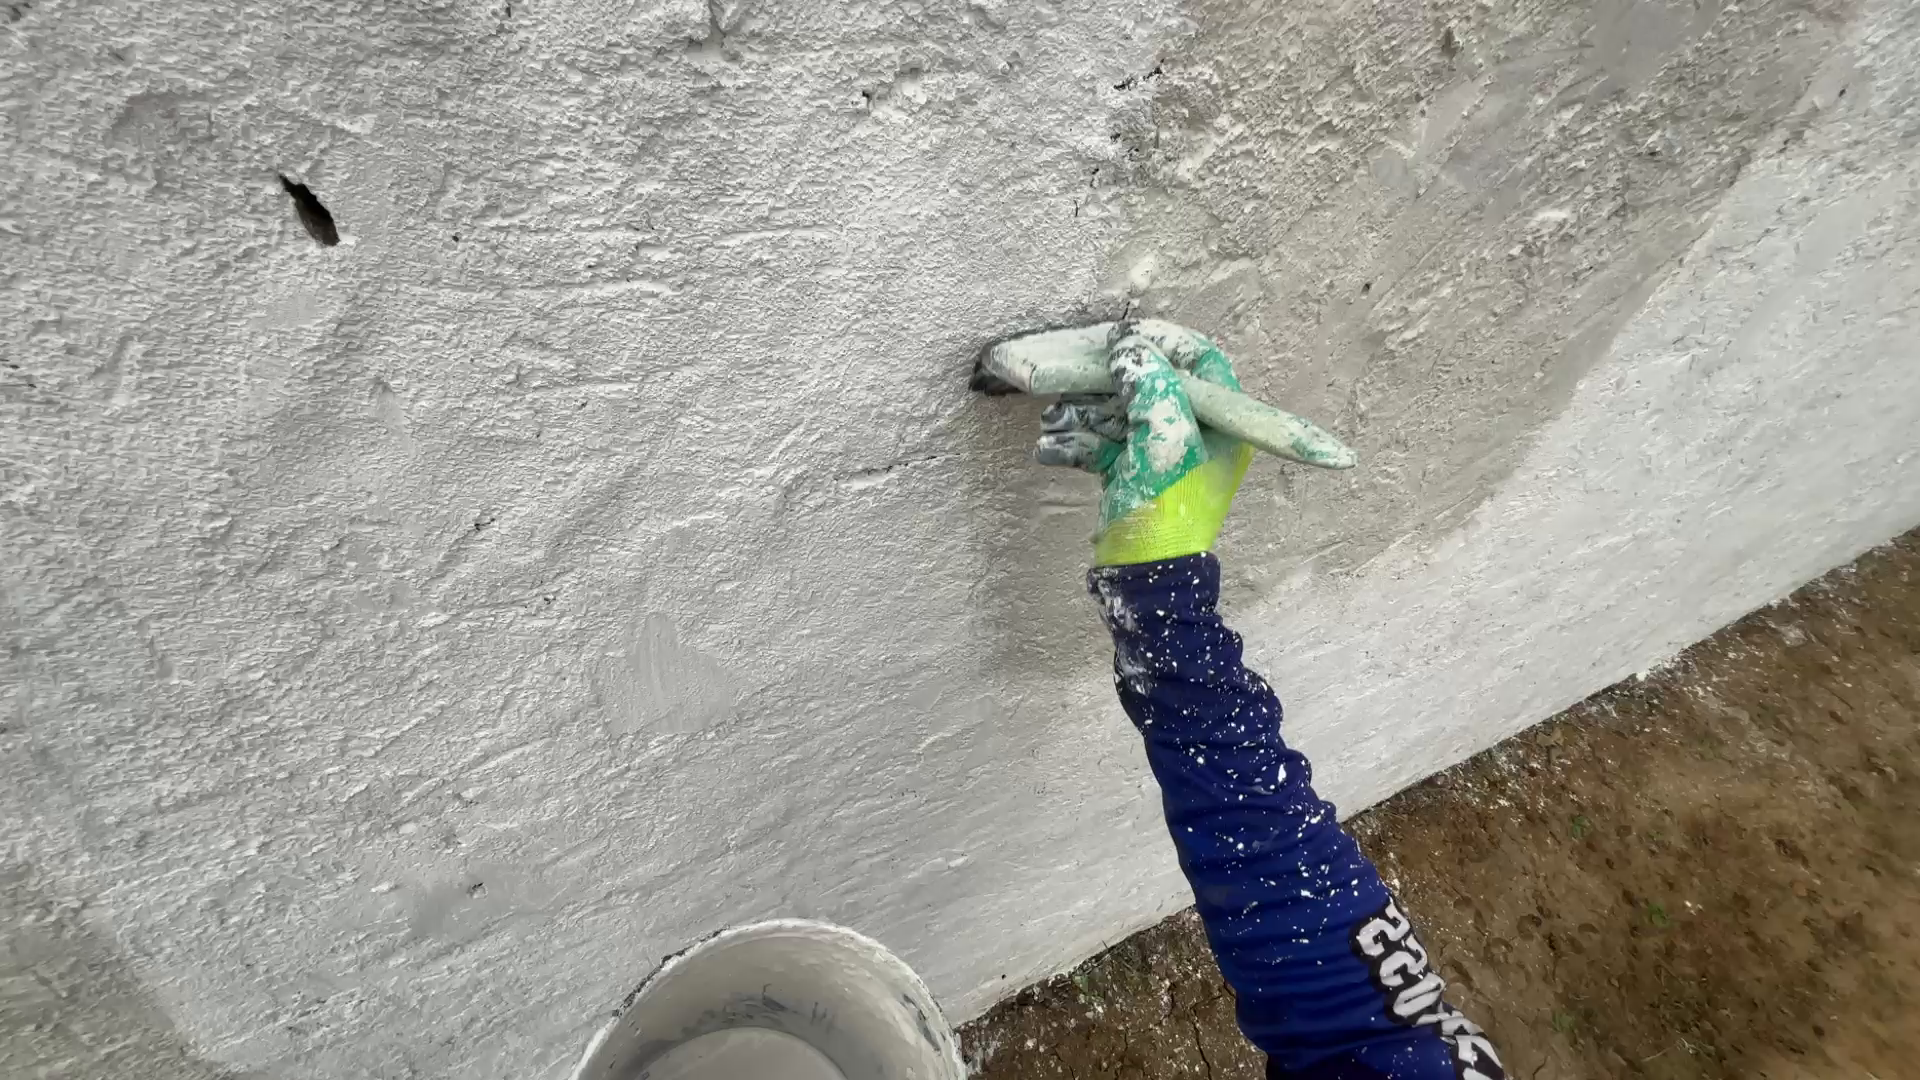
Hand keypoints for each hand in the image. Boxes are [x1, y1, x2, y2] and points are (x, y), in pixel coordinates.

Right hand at [1034, 321, 1253, 565]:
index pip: (1197, 361)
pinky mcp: (1129, 471)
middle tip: (1072, 377)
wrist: (1142, 578)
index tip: (1122, 337)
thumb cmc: (1164, 515)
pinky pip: (1101, 442)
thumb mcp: (1164, 443)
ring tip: (1053, 423)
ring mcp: (1158, 453)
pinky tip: (1052, 450)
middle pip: (1147, 384)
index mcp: (1219, 424)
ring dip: (1081, 414)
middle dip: (1104, 385)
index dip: (1161, 343)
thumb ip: (1151, 387)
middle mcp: (1193, 434)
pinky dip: (1076, 443)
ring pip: (1117, 412)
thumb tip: (1128, 348)